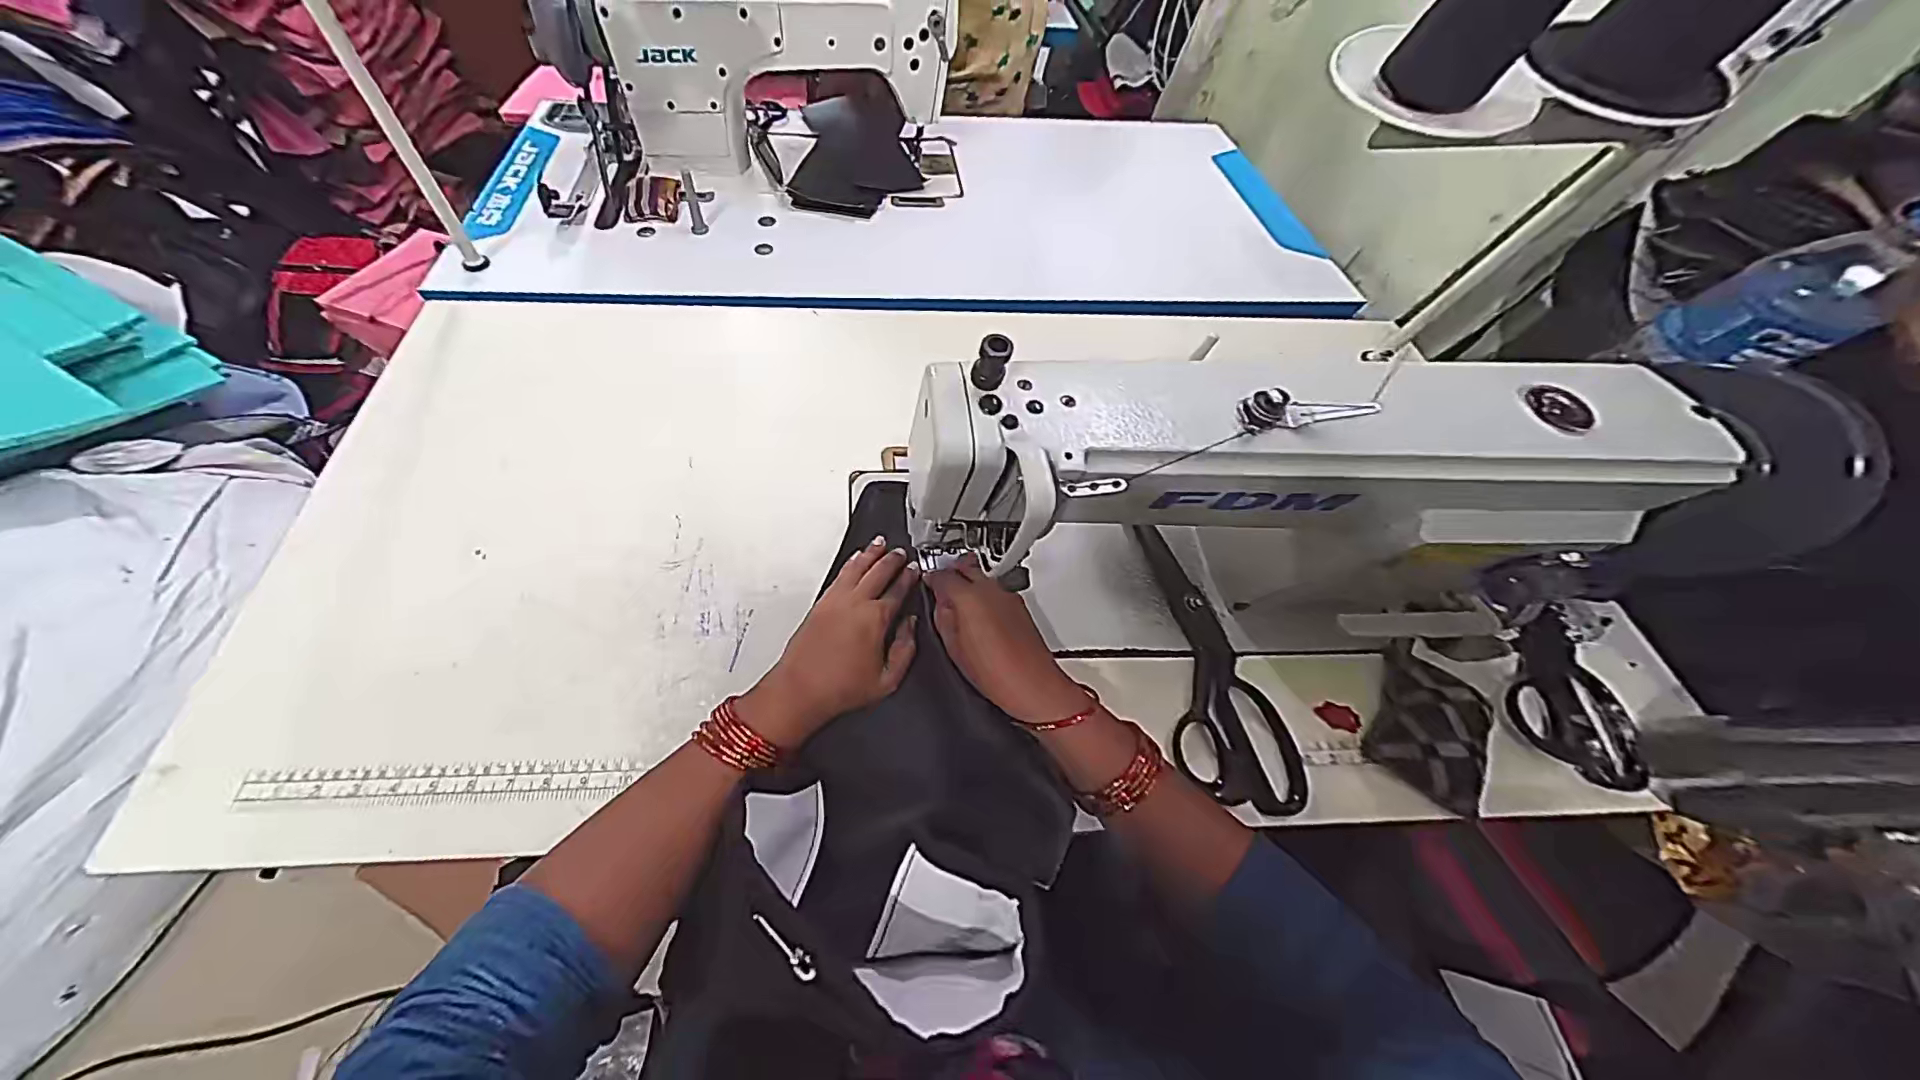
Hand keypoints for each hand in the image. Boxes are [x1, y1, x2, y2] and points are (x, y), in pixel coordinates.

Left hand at [737, 536, 918, 748]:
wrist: (800, 690)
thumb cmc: (838, 688)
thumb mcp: (887, 679)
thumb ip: (905, 649)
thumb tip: (910, 627)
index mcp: (875, 619)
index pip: (898, 590)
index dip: (909, 577)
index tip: (914, 570)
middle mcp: (855, 604)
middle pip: (878, 572)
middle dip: (893, 559)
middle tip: (902, 553)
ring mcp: (835, 601)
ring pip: (857, 568)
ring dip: (871, 554)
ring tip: (880, 544)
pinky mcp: (820, 604)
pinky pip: (840, 576)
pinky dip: (851, 564)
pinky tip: (855, 561)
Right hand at [925, 555, 1089, 724]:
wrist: (1033, 685)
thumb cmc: (998, 674)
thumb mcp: (954, 648)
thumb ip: (943, 619)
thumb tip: (940, 606)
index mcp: (969, 597)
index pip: (943, 575)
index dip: (932, 578)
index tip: (927, 582)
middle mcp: (991, 590)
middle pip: (965, 567)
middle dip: (951, 573)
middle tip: (941, 585)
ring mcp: (1008, 596)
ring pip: (982, 577)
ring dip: (969, 584)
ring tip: (960, 605)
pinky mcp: (1020, 606)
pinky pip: (996, 591)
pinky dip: (984, 596)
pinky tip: (979, 615)